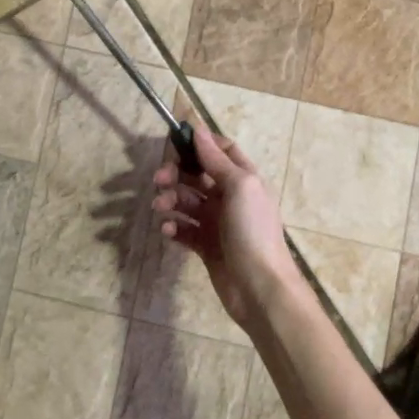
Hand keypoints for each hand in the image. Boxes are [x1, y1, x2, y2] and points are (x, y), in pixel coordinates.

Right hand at [151, 132, 300, 328]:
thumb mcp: (240, 187)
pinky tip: (168, 231)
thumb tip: (198, 130)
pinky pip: (183, 229)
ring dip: (170, 200)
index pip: (221, 150)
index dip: (200, 144)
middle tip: (159, 179)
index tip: (175, 142)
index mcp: (243, 179)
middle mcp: (230, 197)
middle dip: (176, 173)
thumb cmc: (253, 230)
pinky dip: (173, 227)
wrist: (260, 288)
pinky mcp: (205, 246)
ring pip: (186, 201)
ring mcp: (217, 222)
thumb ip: (217, 159)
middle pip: (197, 174)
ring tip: (160, 208)